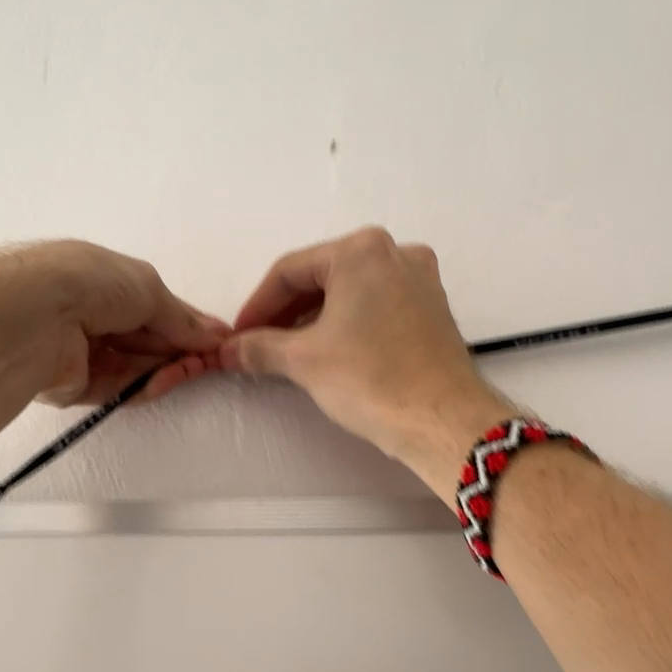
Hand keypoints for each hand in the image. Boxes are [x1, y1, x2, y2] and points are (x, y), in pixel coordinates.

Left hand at [0, 241, 227, 428]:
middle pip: (148, 340)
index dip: (186, 324)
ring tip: (192, 369)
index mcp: (103, 281)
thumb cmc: (91, 283)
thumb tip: (217, 334)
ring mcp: (83, 353)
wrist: (35, 315)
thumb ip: (181, 318)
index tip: (218, 340)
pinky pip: (118, 389)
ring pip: (137, 366)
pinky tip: (162, 382)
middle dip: (182, 349)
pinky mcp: (76, 387)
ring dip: (167, 369)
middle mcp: (92, 315)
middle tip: (212, 360)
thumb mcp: (147, 288)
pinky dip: (143, 386)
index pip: (153, 308)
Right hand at [220, 228, 515, 484]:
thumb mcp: (303, 361)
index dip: (256, 306)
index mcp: (361, 251)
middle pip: (322, 277)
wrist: (442, 420)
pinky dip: (346, 325)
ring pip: (350, 293)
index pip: (290, 271)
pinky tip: (329, 354)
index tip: (237, 337)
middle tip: (257, 346)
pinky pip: (375, 307)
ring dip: (314, 320)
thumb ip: (260, 347)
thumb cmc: (370, 379)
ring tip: (287, 354)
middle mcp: (395, 253)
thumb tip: (229, 350)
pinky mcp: (432, 310)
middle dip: (285, 312)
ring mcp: (420, 280)